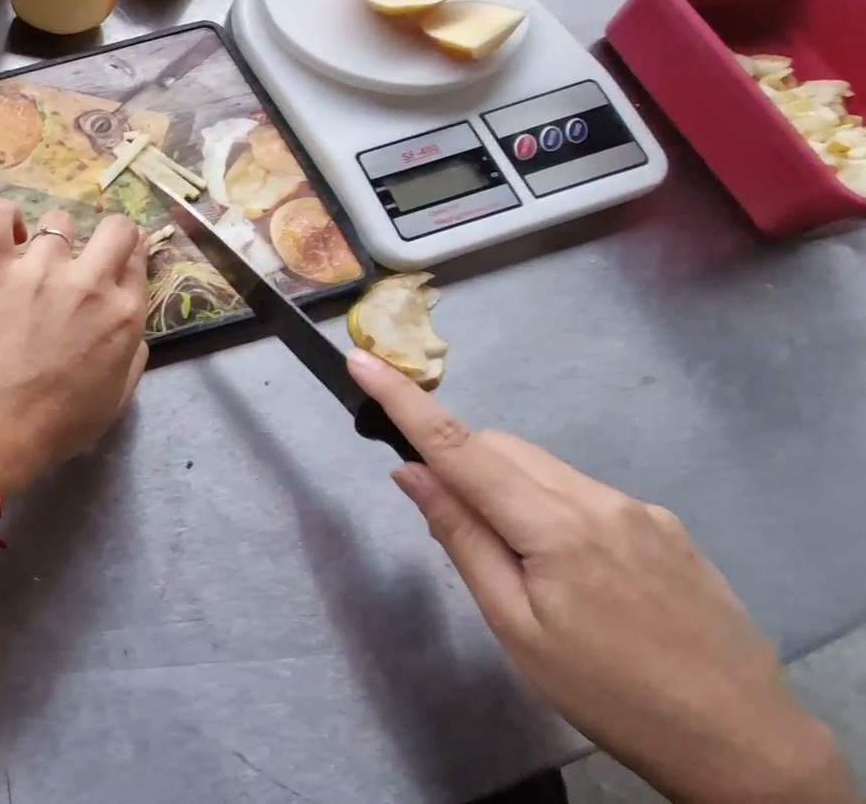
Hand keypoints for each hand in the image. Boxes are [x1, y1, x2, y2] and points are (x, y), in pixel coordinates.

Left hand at [0, 203, 148, 494]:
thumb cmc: (58, 426)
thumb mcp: (117, 398)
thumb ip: (133, 353)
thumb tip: (128, 322)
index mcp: (124, 313)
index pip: (137, 258)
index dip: (127, 259)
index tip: (113, 268)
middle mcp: (88, 281)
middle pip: (113, 227)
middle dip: (106, 237)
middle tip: (85, 260)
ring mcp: (39, 270)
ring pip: (58, 222)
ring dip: (53, 239)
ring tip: (36, 263)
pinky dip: (4, 216)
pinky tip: (8, 231)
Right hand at [348, 350, 859, 803]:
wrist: (746, 747)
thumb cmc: (607, 693)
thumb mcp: (514, 625)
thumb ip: (461, 538)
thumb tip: (411, 472)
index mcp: (556, 528)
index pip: (459, 446)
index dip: (404, 400)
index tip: (363, 362)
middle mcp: (601, 501)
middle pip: (500, 447)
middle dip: (459, 463)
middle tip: (450, 526)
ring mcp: (641, 510)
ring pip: (539, 467)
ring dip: (504, 487)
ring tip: (520, 564)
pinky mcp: (667, 527)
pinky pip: (580, 491)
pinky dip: (547, 505)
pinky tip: (570, 571)